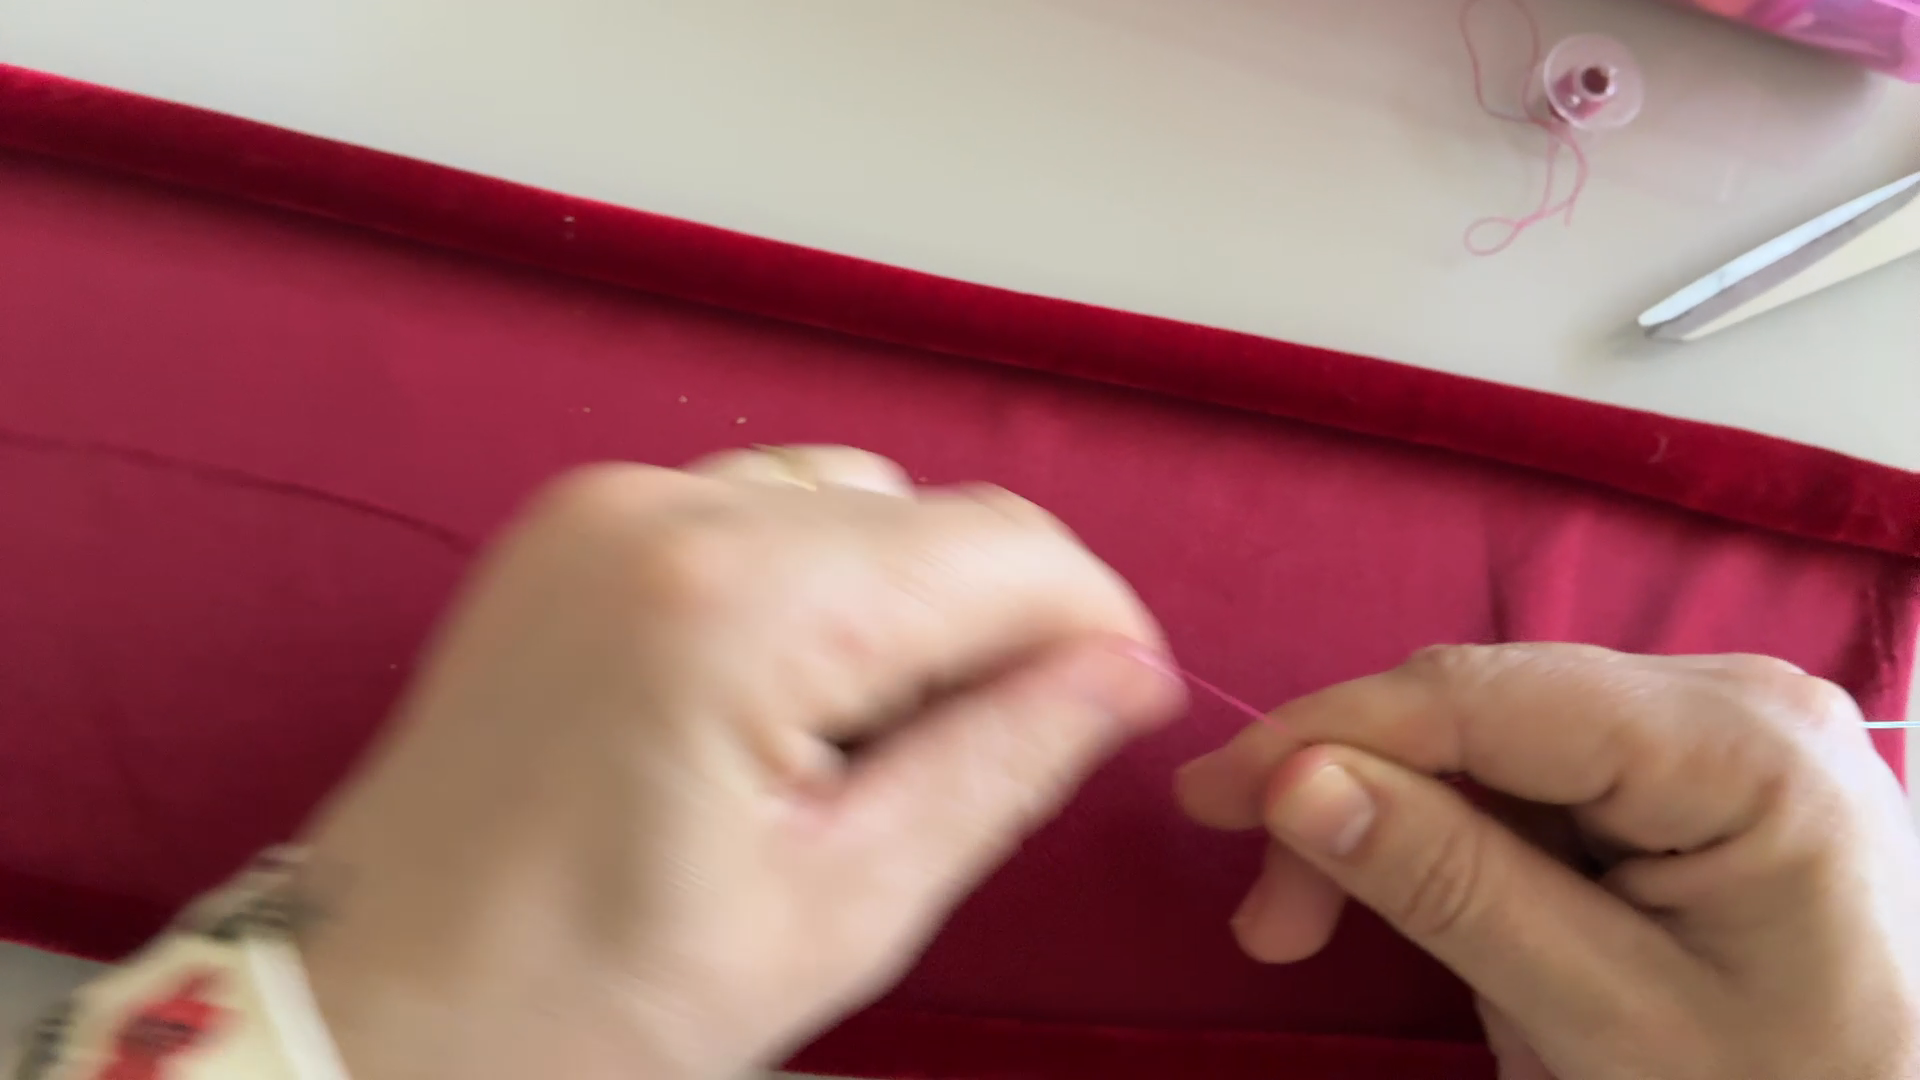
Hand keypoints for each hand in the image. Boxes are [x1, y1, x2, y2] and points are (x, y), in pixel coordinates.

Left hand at [295, 446, 1183, 1079]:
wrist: (379, 1001)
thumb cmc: (599, 1001)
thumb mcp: (847, 903)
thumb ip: (1007, 760)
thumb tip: (1127, 673)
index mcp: (739, 610)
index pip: (1000, 552)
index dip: (1092, 614)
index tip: (1125, 685)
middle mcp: (675, 510)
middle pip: (941, 517)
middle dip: (1010, 614)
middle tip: (998, 728)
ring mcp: (623, 494)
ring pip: (874, 498)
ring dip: (921, 591)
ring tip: (874, 712)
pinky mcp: (597, 507)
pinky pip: (784, 499)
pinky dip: (836, 568)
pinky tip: (798, 663)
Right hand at [1178, 644, 1919, 1079]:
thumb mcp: (1611, 1028)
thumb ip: (1444, 885)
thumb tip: (1287, 782)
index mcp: (1736, 741)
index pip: (1466, 697)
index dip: (1315, 735)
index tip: (1205, 797)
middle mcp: (1701, 695)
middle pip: (1448, 720)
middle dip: (1336, 806)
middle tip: (1267, 916)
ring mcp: (1668, 725)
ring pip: (1446, 748)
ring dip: (1361, 831)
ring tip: (1300, 925)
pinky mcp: (1633, 765)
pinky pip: (1479, 778)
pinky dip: (1410, 838)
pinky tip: (1386, 895)